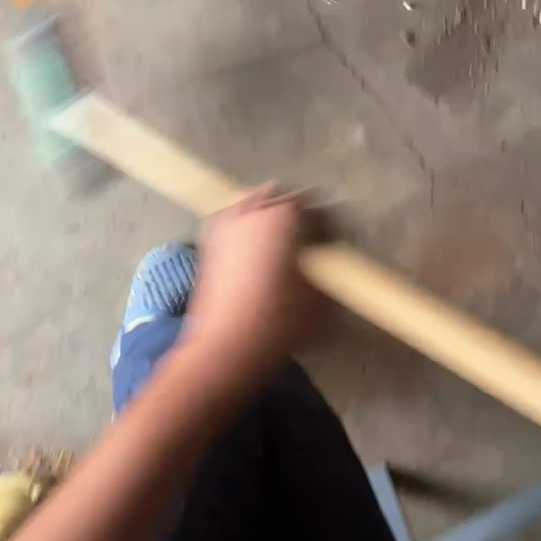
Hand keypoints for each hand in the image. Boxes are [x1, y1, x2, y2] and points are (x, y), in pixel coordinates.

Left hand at [181, 185, 328, 385]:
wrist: (226, 346)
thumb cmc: (279, 321)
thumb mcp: (321, 300)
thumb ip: (330, 273)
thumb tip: (332, 266)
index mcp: (286, 215)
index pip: (315, 205)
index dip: (327, 222)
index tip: (332, 240)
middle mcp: (254, 209)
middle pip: (281, 194)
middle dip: (296, 210)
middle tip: (306, 236)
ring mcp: (226, 222)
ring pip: (253, 202)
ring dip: (268, 213)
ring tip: (278, 239)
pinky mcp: (208, 241)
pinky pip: (231, 219)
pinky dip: (244, 224)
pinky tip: (252, 248)